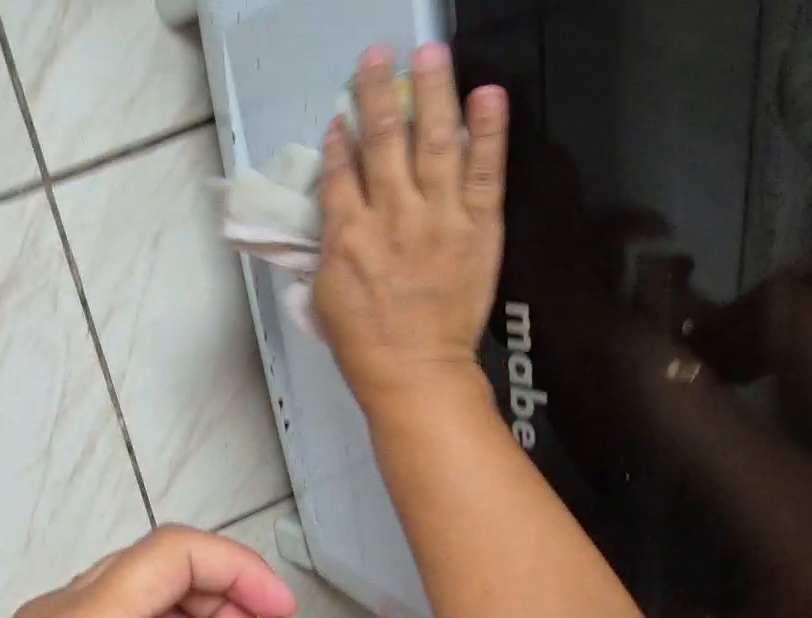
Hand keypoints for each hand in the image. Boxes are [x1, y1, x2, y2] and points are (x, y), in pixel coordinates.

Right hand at [314, 42, 508, 407]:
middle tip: (377, 55)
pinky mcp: (478, 226)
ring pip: (434, 142)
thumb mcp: (324, 297)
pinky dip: (487, 131)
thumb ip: (328, 249)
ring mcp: (438, 217)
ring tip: (430, 53)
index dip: (339, 141)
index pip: (340, 173)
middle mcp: (391, 216)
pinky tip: (487, 94)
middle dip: (377, 94)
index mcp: (347, 236)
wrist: (415, 370)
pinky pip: (485, 170)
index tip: (338, 117)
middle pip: (383, 141)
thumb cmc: (362, 342)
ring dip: (432, 92)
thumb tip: (335, 216)